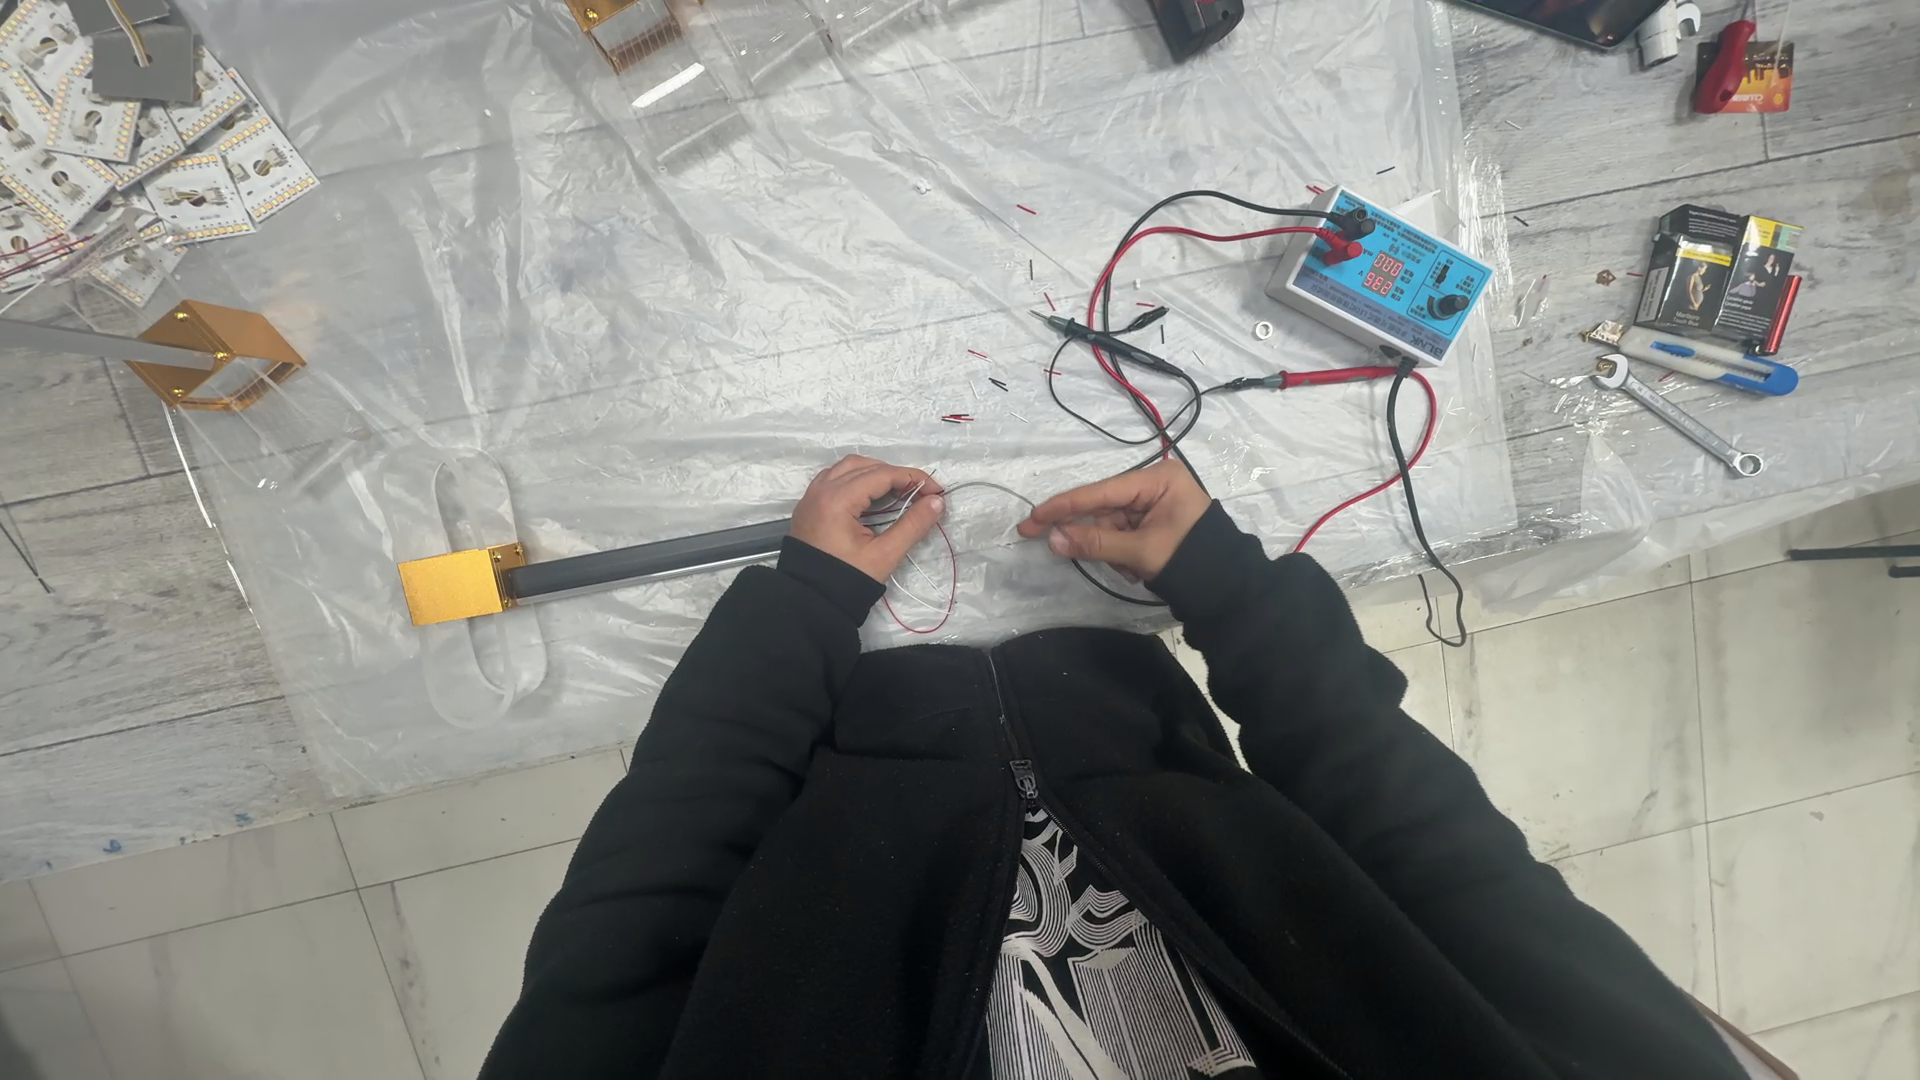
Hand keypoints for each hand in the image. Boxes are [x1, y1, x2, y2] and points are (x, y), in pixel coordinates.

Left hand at [790, 455, 944, 582]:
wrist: (809, 601)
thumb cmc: (847, 579)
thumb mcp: (884, 555)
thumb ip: (913, 525)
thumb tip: (936, 502)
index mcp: (838, 499)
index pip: (883, 474)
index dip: (914, 479)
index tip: (936, 491)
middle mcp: (822, 489)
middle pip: (865, 466)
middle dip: (896, 475)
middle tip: (920, 493)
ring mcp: (812, 495)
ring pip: (848, 468)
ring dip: (875, 473)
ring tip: (897, 491)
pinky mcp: (809, 505)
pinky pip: (834, 478)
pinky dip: (856, 479)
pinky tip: (870, 496)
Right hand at [1016, 460, 1209, 582]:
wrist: (1229, 590)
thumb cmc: (1190, 561)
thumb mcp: (1140, 552)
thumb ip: (1094, 543)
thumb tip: (1051, 538)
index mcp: (1158, 479)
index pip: (1101, 491)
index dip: (1064, 505)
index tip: (1033, 516)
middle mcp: (1153, 486)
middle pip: (1103, 509)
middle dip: (1093, 535)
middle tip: (1043, 539)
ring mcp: (1153, 505)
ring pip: (1109, 526)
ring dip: (1111, 551)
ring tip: (1133, 570)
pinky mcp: (1152, 523)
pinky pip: (1121, 536)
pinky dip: (1121, 555)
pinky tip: (1138, 569)